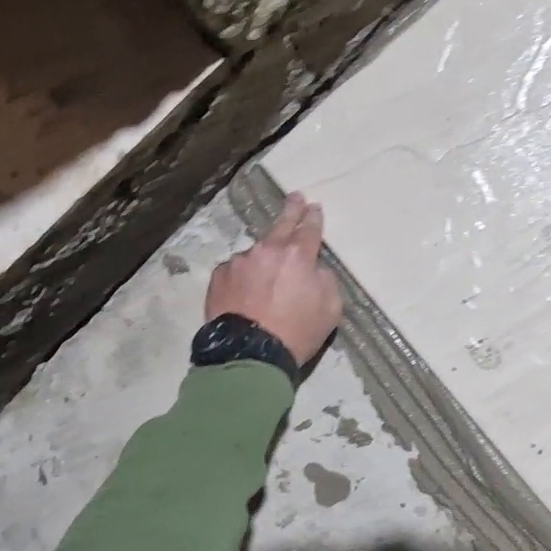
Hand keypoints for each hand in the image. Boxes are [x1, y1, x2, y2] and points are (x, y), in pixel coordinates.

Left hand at [206, 192, 342, 364]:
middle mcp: (267, 250)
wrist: (250, 353)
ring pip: (256, 253)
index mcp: (298, 256)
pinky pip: (236, 270)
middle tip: (295, 197)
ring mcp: (240, 261)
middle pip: (281, 224)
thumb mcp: (331, 309)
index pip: (309, 228)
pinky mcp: (219, 276)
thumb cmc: (297, 333)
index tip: (314, 207)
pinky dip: (243, 276)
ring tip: (267, 276)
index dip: (313, 217)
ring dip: (264, 257)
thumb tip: (315, 270)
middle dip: (291, 210)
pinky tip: (245, 291)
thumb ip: (326, 281)